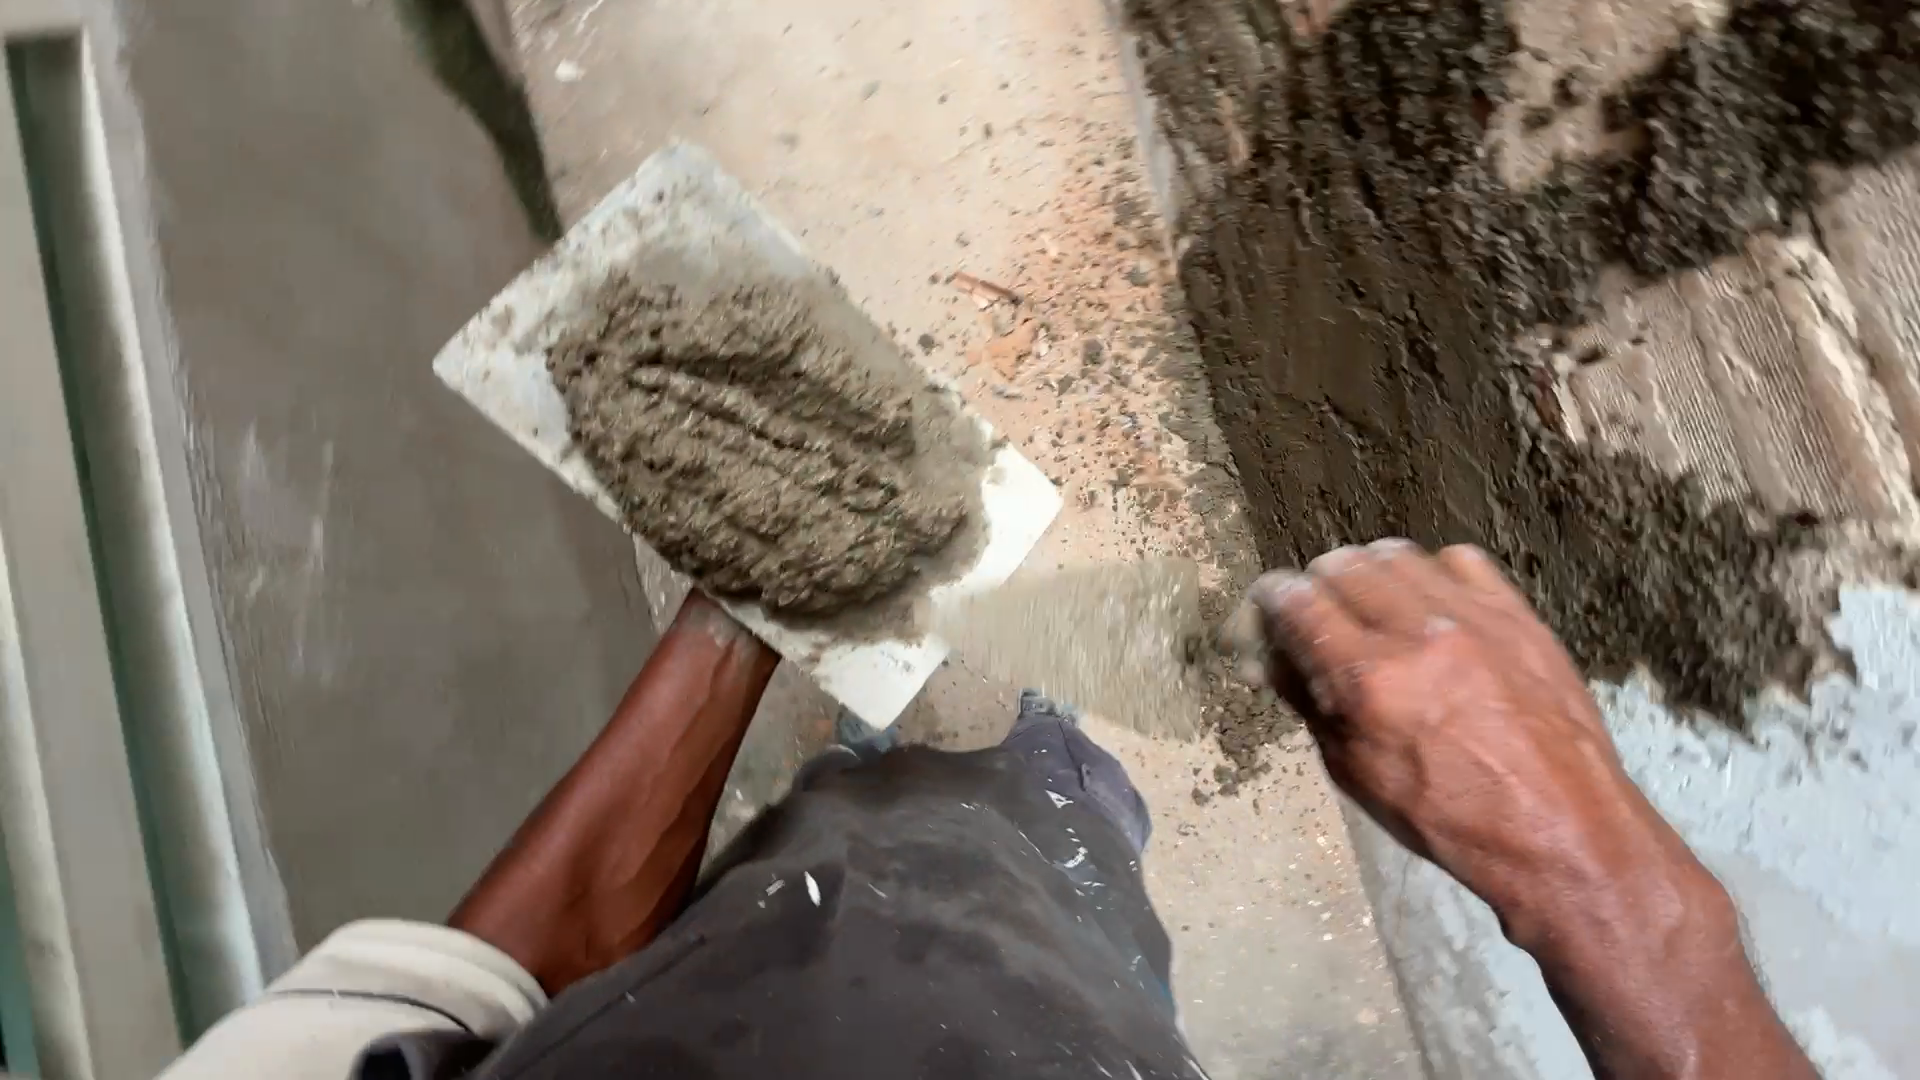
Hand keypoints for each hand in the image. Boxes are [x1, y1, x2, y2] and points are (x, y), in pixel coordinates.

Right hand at [1235, 539, 1706, 929]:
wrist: (1564, 833)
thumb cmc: (1443, 816)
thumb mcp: (1353, 769)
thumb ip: (1307, 701)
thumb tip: (1265, 660)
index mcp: (1366, 677)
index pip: (1295, 599)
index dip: (1268, 597)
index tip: (1266, 608)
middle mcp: (1414, 633)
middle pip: (1341, 565)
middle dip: (1314, 583)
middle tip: (1316, 613)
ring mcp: (1472, 618)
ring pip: (1394, 554)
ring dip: (1366, 572)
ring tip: (1369, 603)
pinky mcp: (1518, 616)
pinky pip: (1459, 561)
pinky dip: (1429, 574)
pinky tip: (1429, 605)